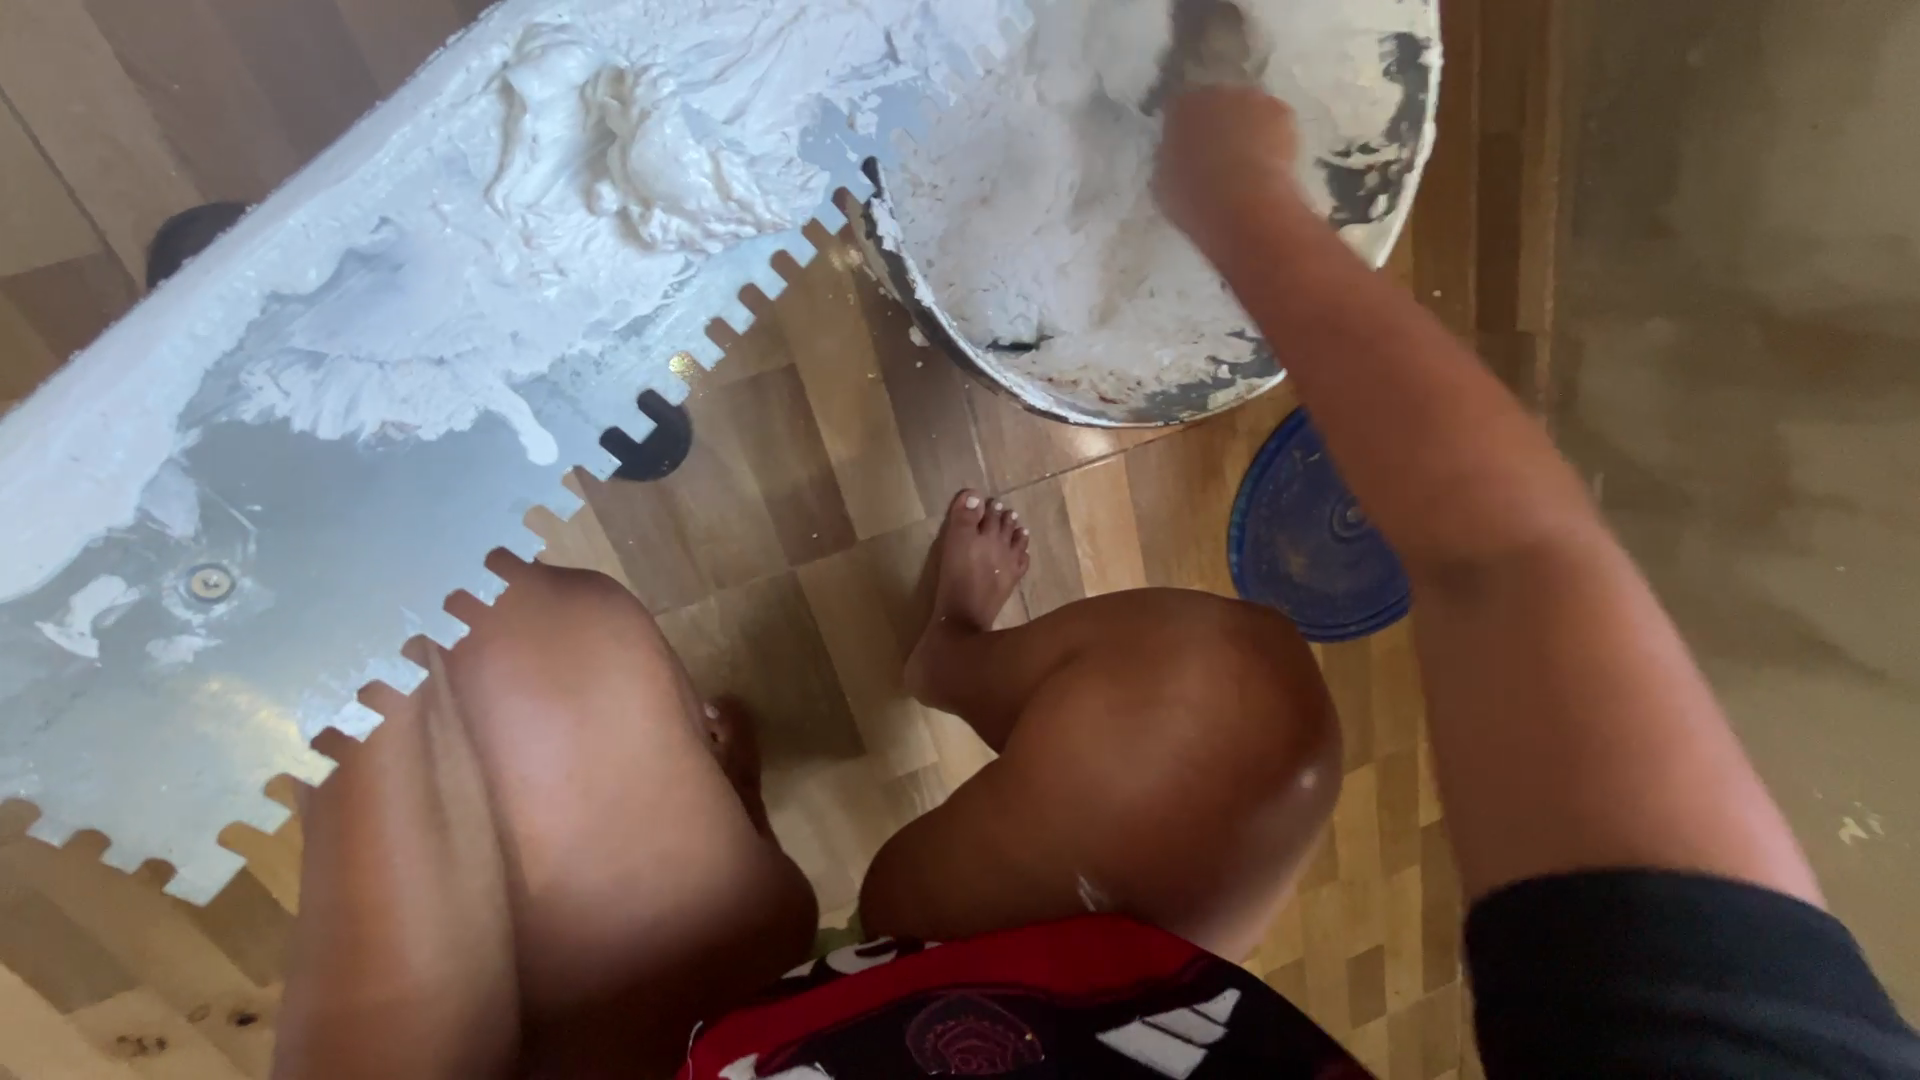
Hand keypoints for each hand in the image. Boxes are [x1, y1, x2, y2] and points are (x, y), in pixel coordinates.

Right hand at [1156, 86, 1307, 256]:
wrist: (1243, 204)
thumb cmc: (1193, 198)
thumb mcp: (1163, 183)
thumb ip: (1169, 158)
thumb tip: (1177, 153)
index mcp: (1182, 107)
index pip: (1178, 107)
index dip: (1181, 126)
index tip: (1182, 145)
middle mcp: (1218, 91)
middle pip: (1215, 102)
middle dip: (1215, 123)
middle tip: (1215, 154)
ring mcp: (1254, 98)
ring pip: (1246, 110)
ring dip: (1244, 128)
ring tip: (1244, 162)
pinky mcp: (1283, 112)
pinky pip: (1272, 122)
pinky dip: (1270, 137)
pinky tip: (1266, 164)